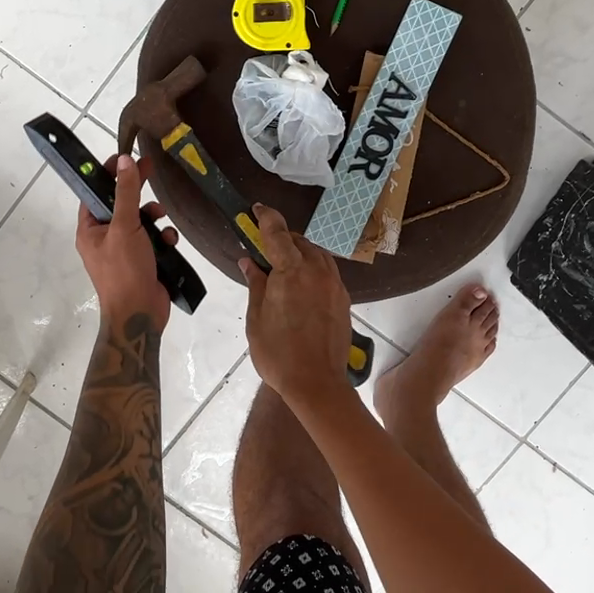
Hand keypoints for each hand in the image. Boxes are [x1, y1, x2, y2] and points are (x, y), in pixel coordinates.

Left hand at [76, 154, 178, 327]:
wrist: (139, 315)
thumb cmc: (124, 270)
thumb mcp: (125, 227)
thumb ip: (126, 193)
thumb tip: (124, 160)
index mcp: (90, 230)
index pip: (95, 194)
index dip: (108, 175)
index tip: (124, 158)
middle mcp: (104, 238)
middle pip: (120, 204)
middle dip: (137, 192)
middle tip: (151, 169)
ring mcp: (124, 251)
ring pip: (140, 220)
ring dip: (153, 216)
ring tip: (162, 217)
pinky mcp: (144, 261)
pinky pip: (154, 238)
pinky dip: (163, 236)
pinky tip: (169, 242)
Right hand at [238, 203, 354, 409]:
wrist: (316, 383)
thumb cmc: (278, 353)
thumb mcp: (256, 318)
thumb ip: (256, 284)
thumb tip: (249, 262)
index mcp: (291, 271)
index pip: (277, 232)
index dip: (266, 217)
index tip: (257, 209)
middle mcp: (316, 270)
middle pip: (299, 241)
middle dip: (283, 238)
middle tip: (266, 248)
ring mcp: (333, 284)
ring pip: (317, 254)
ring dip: (300, 252)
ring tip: (285, 265)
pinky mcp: (343, 299)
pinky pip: (327, 271)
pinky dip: (314, 268)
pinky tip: (303, 285)